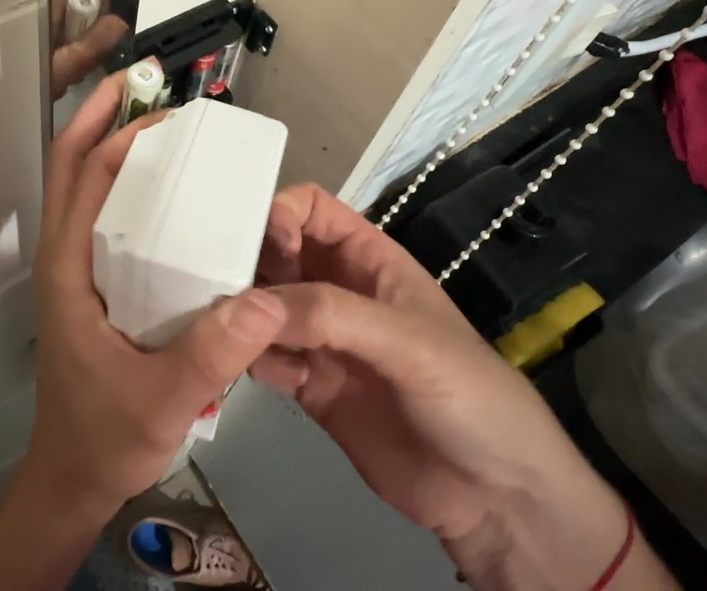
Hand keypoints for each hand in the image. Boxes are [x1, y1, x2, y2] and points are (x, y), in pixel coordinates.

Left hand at [21, 75, 287, 513]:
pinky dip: (127, 185)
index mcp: (68, 268)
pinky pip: (106, 217)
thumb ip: (212, 354)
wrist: (74, 478)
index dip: (116, 131)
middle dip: (105, 117)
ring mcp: (76, 270)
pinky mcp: (93, 285)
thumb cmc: (105, 437)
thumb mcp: (162, 400)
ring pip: (85, 188)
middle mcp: (66, 256)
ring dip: (113, 145)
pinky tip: (174, 191)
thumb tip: (267, 301)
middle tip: (153, 86)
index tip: (161, 104)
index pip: (83, 176)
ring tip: (166, 124)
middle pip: (73, 166)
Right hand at [252, 184, 668, 590]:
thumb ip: (331, 314)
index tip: (248, 236)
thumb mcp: (409, 341)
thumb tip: (249, 304)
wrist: (495, 496)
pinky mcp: (308, 387)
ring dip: (241, 314)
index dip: (279, 211)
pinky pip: (265, 359)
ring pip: (262, 308)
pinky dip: (252, 361)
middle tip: (210, 281)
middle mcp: (337, 291)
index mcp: (369, 259)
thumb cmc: (469, 394)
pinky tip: (261, 373)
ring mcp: (321, 340)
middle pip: (276, 255)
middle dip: (245, 261)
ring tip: (224, 331)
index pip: (312, 211)